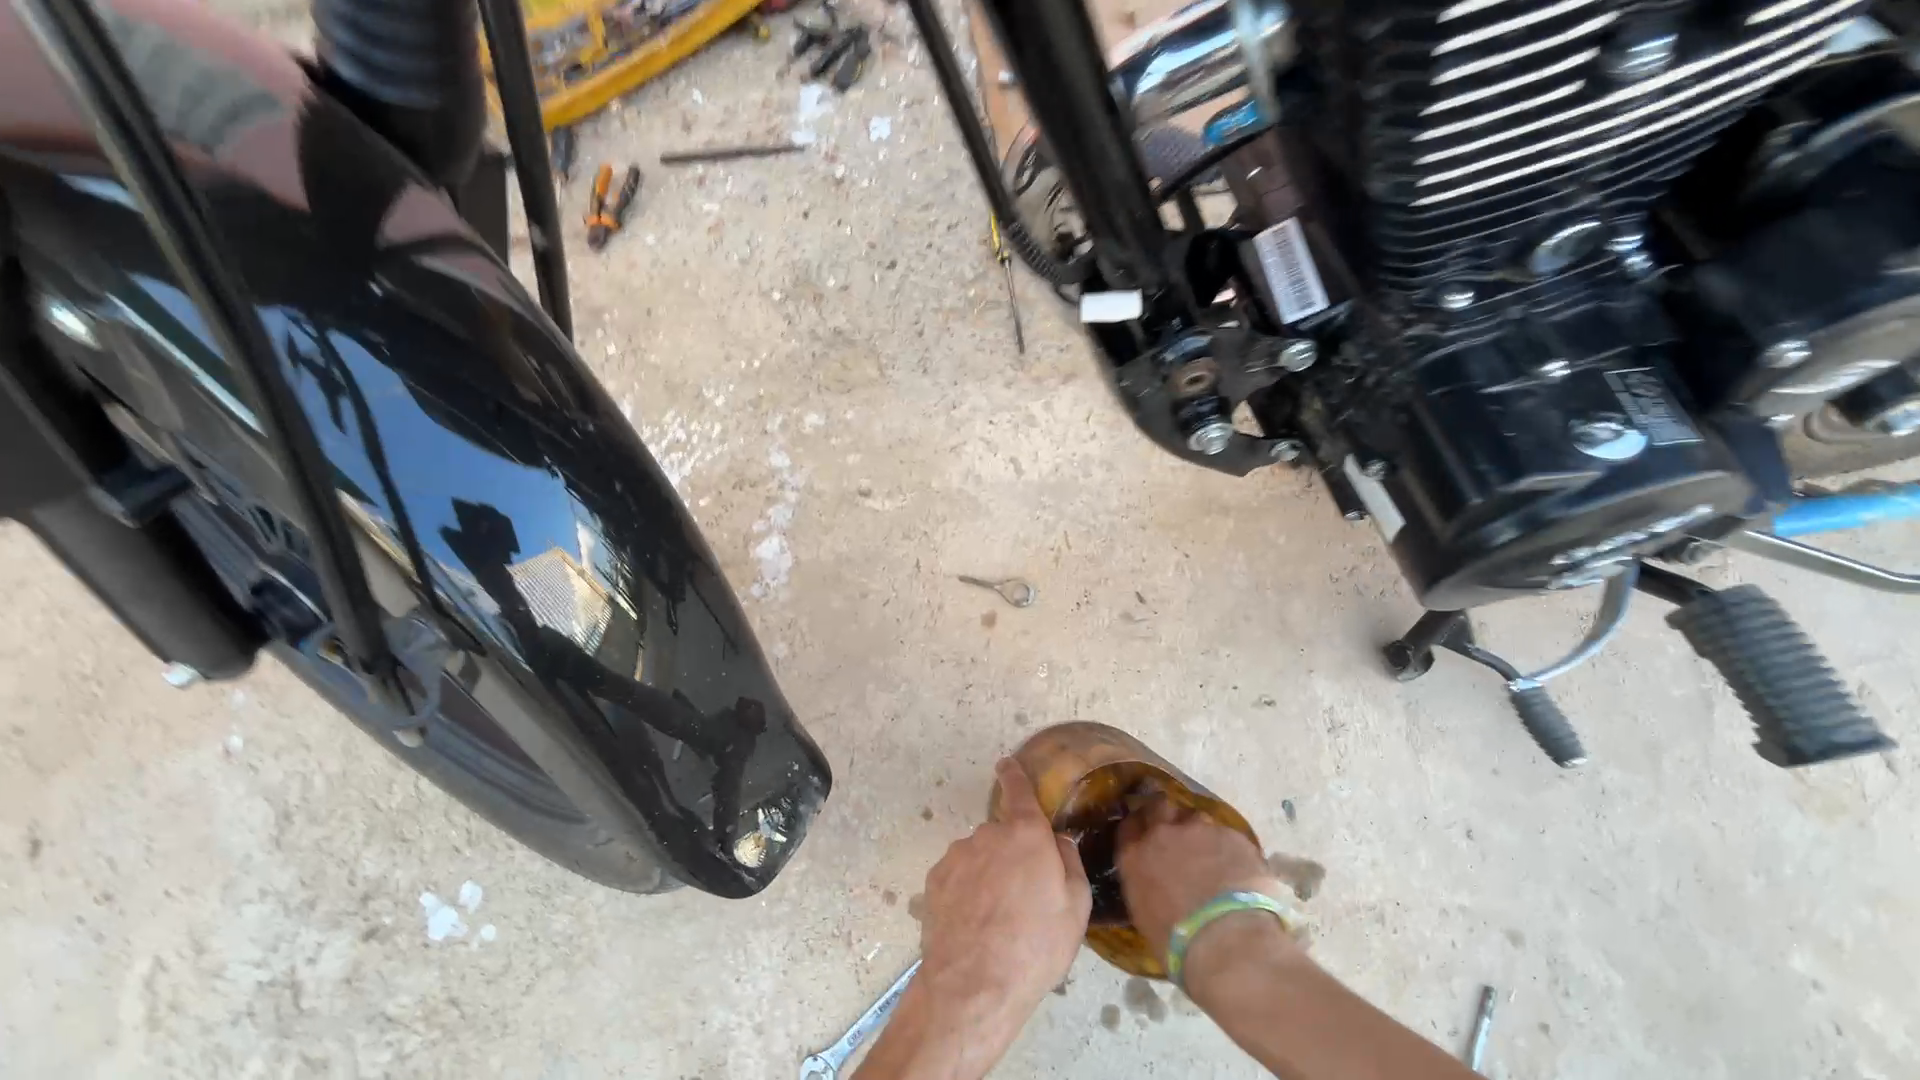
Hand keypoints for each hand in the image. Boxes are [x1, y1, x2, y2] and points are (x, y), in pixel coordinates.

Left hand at [915, 759, 1090, 1034]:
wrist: (974, 984)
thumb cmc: (1036, 945)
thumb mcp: (1075, 907)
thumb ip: (1068, 862)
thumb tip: (1055, 840)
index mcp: (1025, 834)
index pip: (1019, 791)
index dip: (1014, 775)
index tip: (1006, 763)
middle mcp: (987, 835)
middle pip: (1002, 836)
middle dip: (1012, 857)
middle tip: (1024, 899)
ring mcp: (956, 856)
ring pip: (979, 858)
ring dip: (988, 877)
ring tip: (997, 921)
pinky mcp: (934, 881)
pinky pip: (958, 877)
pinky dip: (966, 892)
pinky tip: (974, 925)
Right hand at [1115, 798, 1299, 973]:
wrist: (1227, 941)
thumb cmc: (1177, 944)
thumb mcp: (1144, 914)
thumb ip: (1144, 885)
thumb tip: (1155, 883)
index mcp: (1133, 855)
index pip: (1128, 825)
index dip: (1138, 827)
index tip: (1145, 834)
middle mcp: (1161, 833)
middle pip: (1159, 806)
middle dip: (1165, 815)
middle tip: (1175, 832)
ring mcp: (1198, 829)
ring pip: (1194, 817)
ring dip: (1197, 830)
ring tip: (1210, 853)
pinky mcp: (1231, 834)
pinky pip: (1224, 834)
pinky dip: (1227, 846)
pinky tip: (1235, 866)